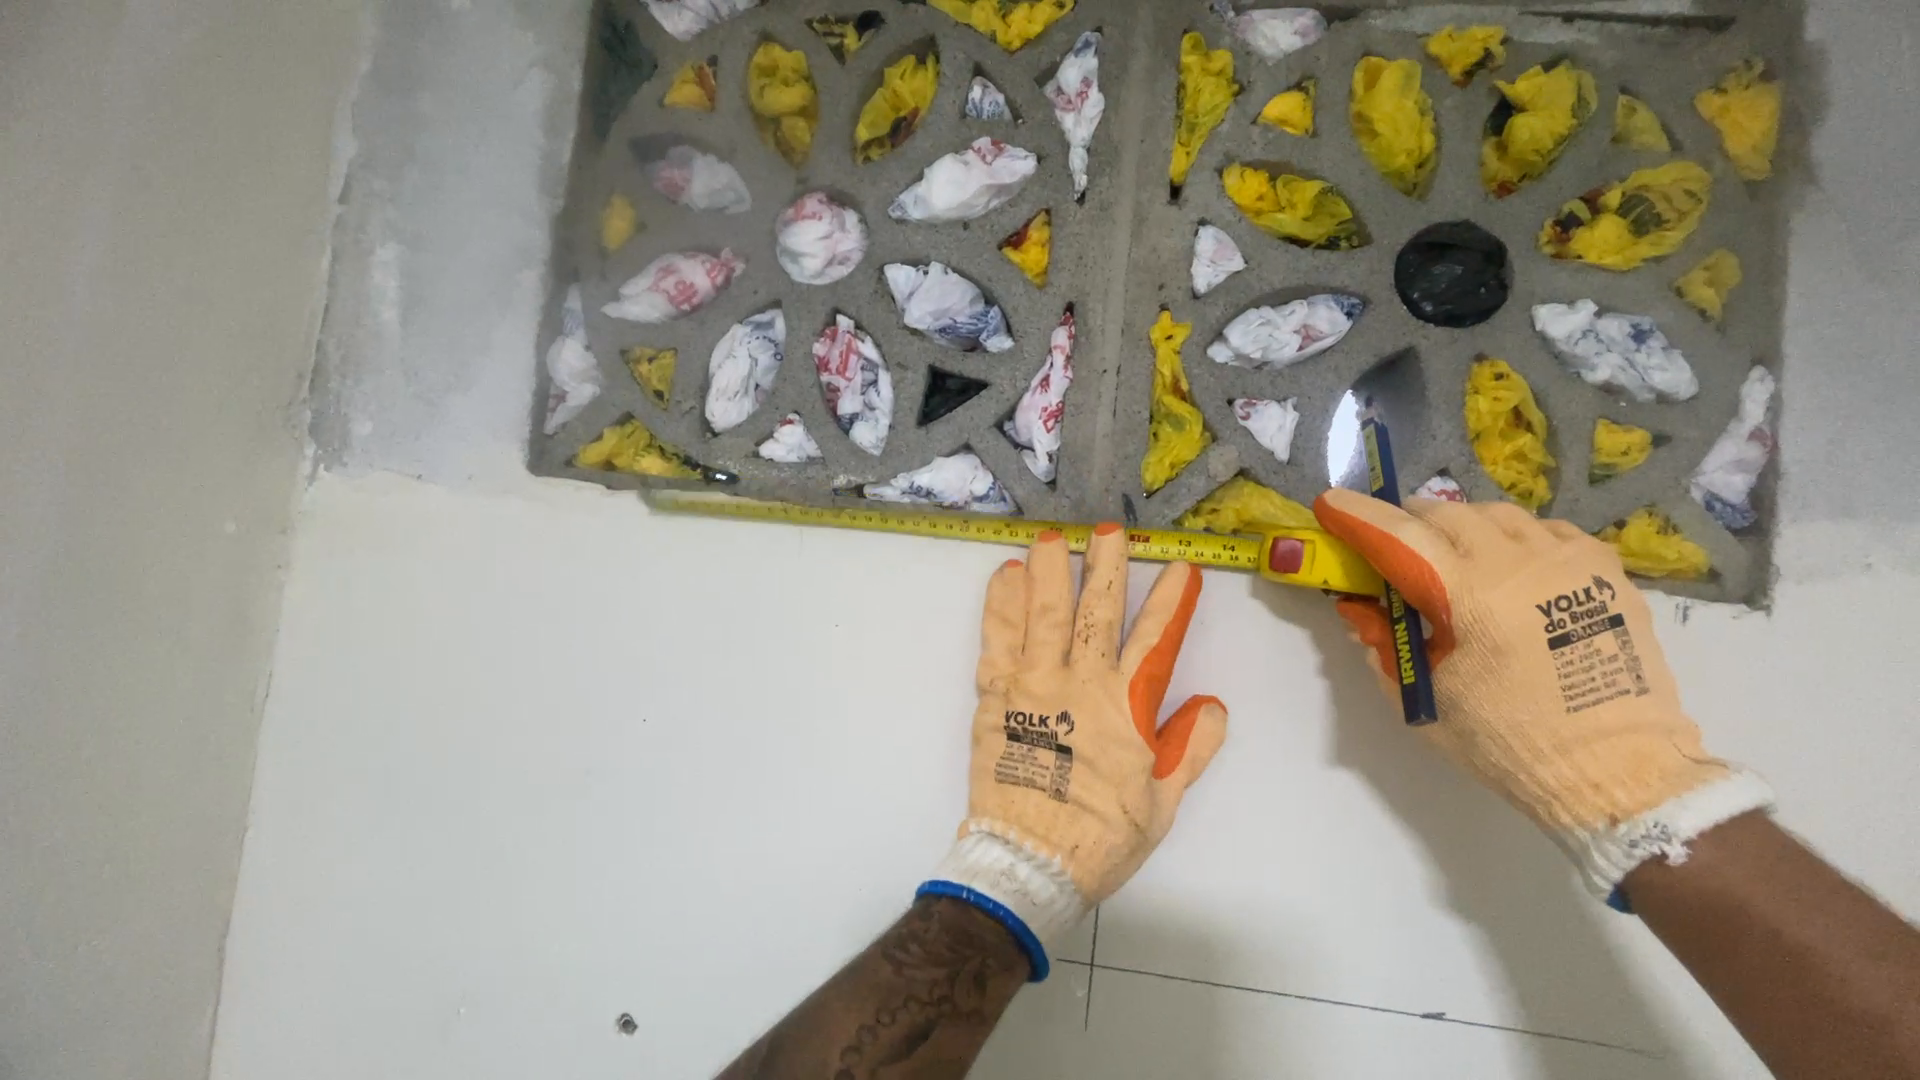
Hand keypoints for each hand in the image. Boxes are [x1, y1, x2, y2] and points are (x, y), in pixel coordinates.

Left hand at [921, 525, 1227, 978]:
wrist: (1028, 861)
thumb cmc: (1099, 836)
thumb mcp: (1162, 803)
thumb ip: (1190, 749)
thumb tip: (1212, 704)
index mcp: (1125, 708)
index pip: (1155, 640)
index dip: (1170, 601)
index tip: (1181, 567)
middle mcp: (1079, 684)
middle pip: (1095, 612)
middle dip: (1105, 567)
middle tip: (1107, 530)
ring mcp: (1031, 684)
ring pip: (1042, 614)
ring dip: (1049, 572)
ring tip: (1050, 537)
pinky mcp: (993, 695)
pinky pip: (997, 640)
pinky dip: (1002, 605)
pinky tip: (1007, 576)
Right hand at [1313, 490, 1771, 901]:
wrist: (1616, 768)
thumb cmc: (1505, 740)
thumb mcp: (1422, 696)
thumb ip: (1381, 642)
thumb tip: (1358, 605)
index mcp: (1471, 597)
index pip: (1399, 537)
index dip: (1358, 516)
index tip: (1329, 503)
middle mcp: (1520, 564)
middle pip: (1445, 513)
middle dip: (1406, 520)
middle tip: (1389, 544)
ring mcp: (1569, 561)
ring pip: (1495, 513)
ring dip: (1458, 526)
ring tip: (1448, 556)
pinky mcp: (1605, 570)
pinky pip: (1544, 530)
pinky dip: (1511, 538)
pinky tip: (1507, 568)